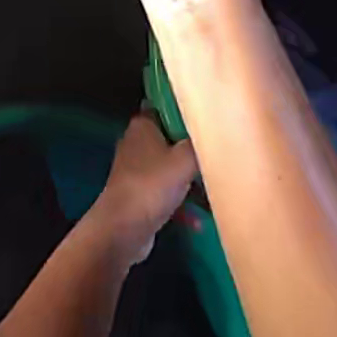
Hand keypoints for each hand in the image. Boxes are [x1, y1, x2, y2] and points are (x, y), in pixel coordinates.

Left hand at [90, 114, 198, 264]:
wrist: (122, 230)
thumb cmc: (152, 185)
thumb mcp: (185, 160)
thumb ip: (200, 144)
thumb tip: (212, 133)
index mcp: (143, 125)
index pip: (164, 106)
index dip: (183, 110)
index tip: (205, 118)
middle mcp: (136, 142)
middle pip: (169, 139)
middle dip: (190, 149)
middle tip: (213, 155)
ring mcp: (134, 170)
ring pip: (168, 168)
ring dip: (187, 181)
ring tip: (210, 190)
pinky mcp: (137, 195)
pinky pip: (163, 193)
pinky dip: (178, 204)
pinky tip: (197, 222)